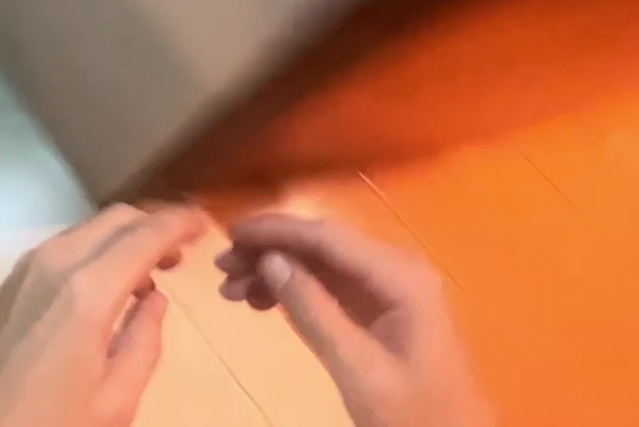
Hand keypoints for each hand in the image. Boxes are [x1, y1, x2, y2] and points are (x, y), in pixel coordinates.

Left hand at [0, 204, 208, 426]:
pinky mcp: (13, 278)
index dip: (178, 223)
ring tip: (151, 271)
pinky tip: (108, 284)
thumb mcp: (113, 403)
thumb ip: (144, 343)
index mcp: (86, 290)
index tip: (203, 224)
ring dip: (124, 237)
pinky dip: (97, 249)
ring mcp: (29, 265)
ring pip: (90, 228)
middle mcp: (56, 260)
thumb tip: (155, 299)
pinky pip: (66, 245)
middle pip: (116, 218)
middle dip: (153, 225)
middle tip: (182, 255)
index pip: (144, 235)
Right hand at [216, 213, 490, 426]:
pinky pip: (327, 284)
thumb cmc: (416, 417)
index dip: (275, 230)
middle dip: (268, 250)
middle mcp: (393, 268)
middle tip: (222, 267)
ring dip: (274, 270)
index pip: (326, 236)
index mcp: (399, 275)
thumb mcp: (360, 372)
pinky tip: (260, 301)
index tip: (230, 233)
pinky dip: (292, 289)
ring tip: (232, 289)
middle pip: (319, 245)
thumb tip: (268, 259)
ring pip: (318, 262)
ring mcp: (387, 287)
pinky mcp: (378, 307)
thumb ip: (314, 311)